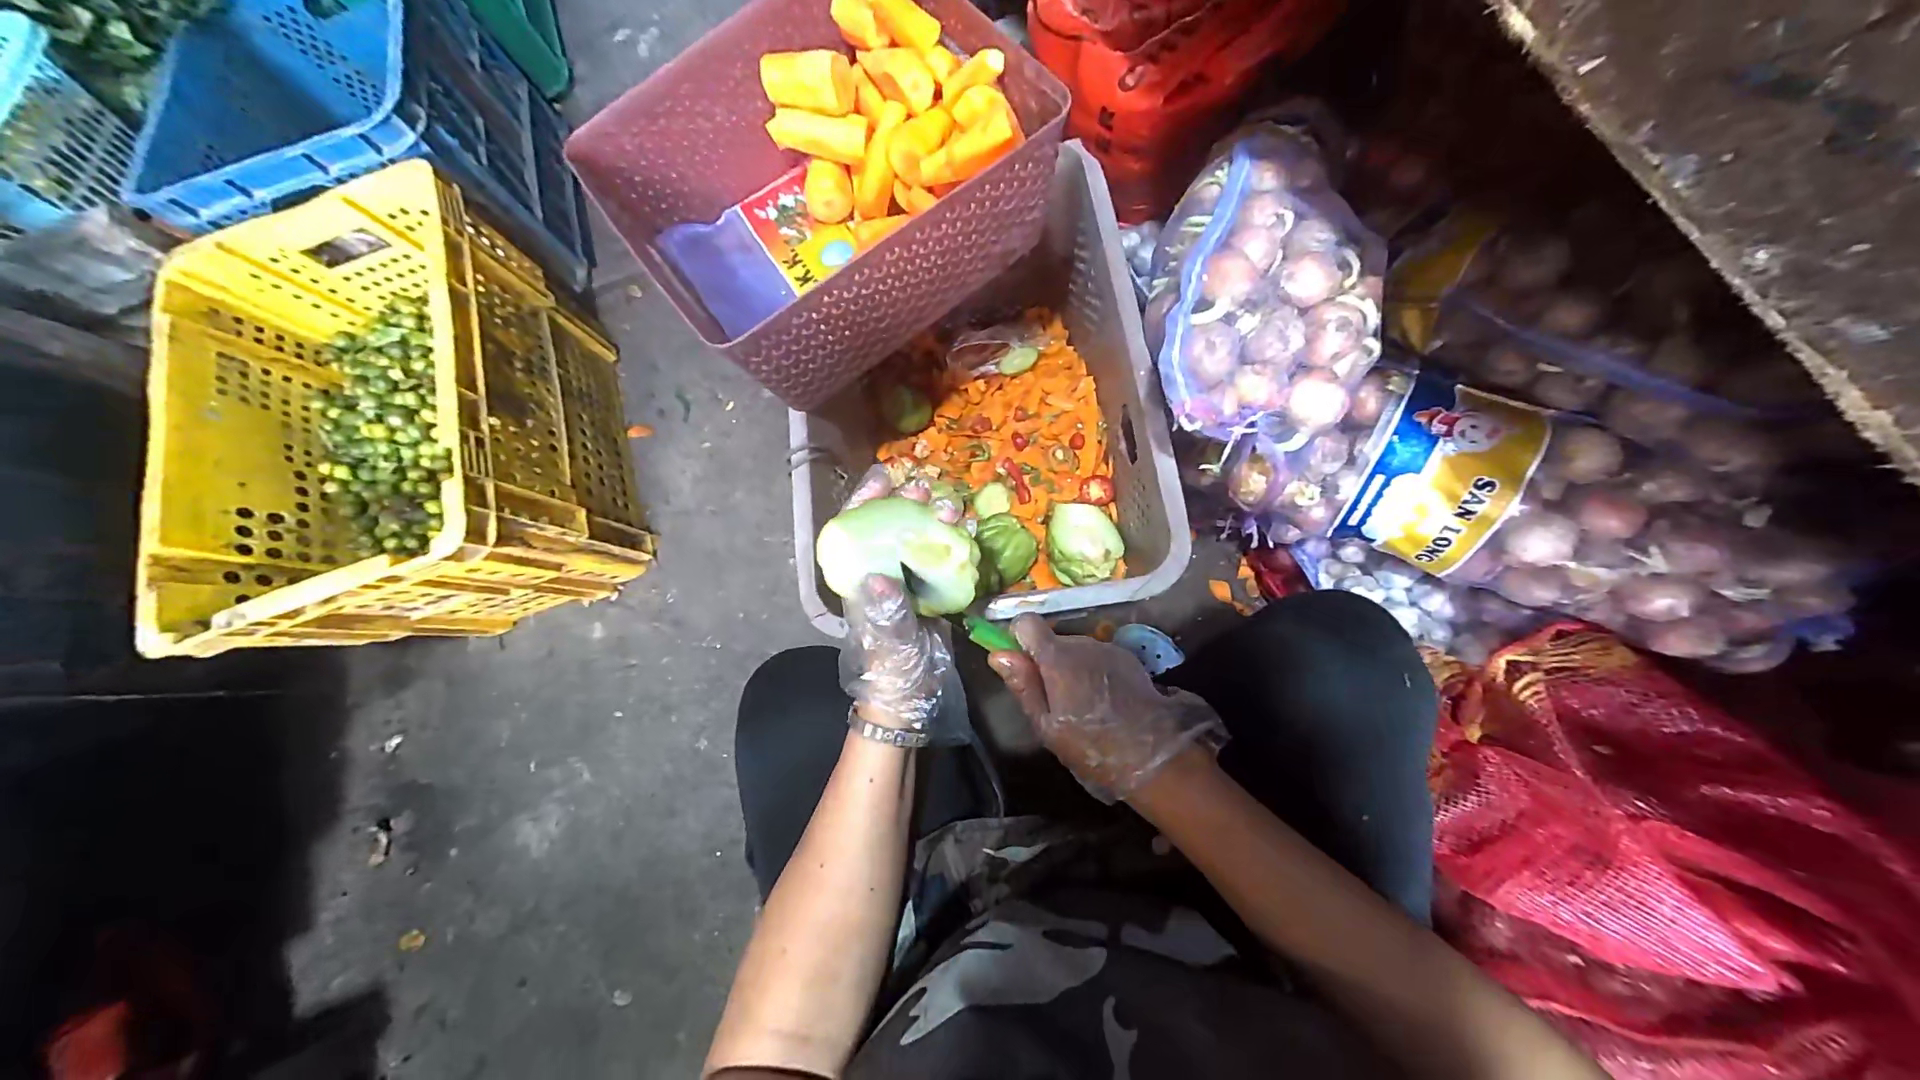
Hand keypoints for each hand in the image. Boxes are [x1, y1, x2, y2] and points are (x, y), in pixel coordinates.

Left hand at [837, 466, 950, 731]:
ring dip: (938, 519)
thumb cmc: (890, 673)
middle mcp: (885, 572)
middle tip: (928, 492)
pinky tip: (972, 531)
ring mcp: (911, 581)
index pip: (856, 528)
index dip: (867, 499)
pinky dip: (960, 543)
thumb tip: (879, 577)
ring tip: (955, 509)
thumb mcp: (886, 645)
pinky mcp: (935, 592)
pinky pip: (946, 559)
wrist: (913, 701)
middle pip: (894, 526)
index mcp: (860, 579)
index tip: (886, 478)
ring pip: (923, 538)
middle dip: (910, 503)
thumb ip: (885, 613)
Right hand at [987, 615, 1225, 801]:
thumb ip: (1023, 685)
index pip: (1027, 623)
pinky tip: (1102, 700)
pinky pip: (1097, 657)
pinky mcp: (1127, 658)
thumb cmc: (1090, 744)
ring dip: (1070, 667)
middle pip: (1053, 640)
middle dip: (1046, 662)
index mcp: (1057, 657)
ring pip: (1076, 649)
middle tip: (1052, 700)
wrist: (1152, 754)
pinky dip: (1092, 671)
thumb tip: (998, 654)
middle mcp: (1082, 643)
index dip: (1018, 638)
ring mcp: (1107, 649)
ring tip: (1079, 704)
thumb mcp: (1046, 724)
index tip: (1021, 664)